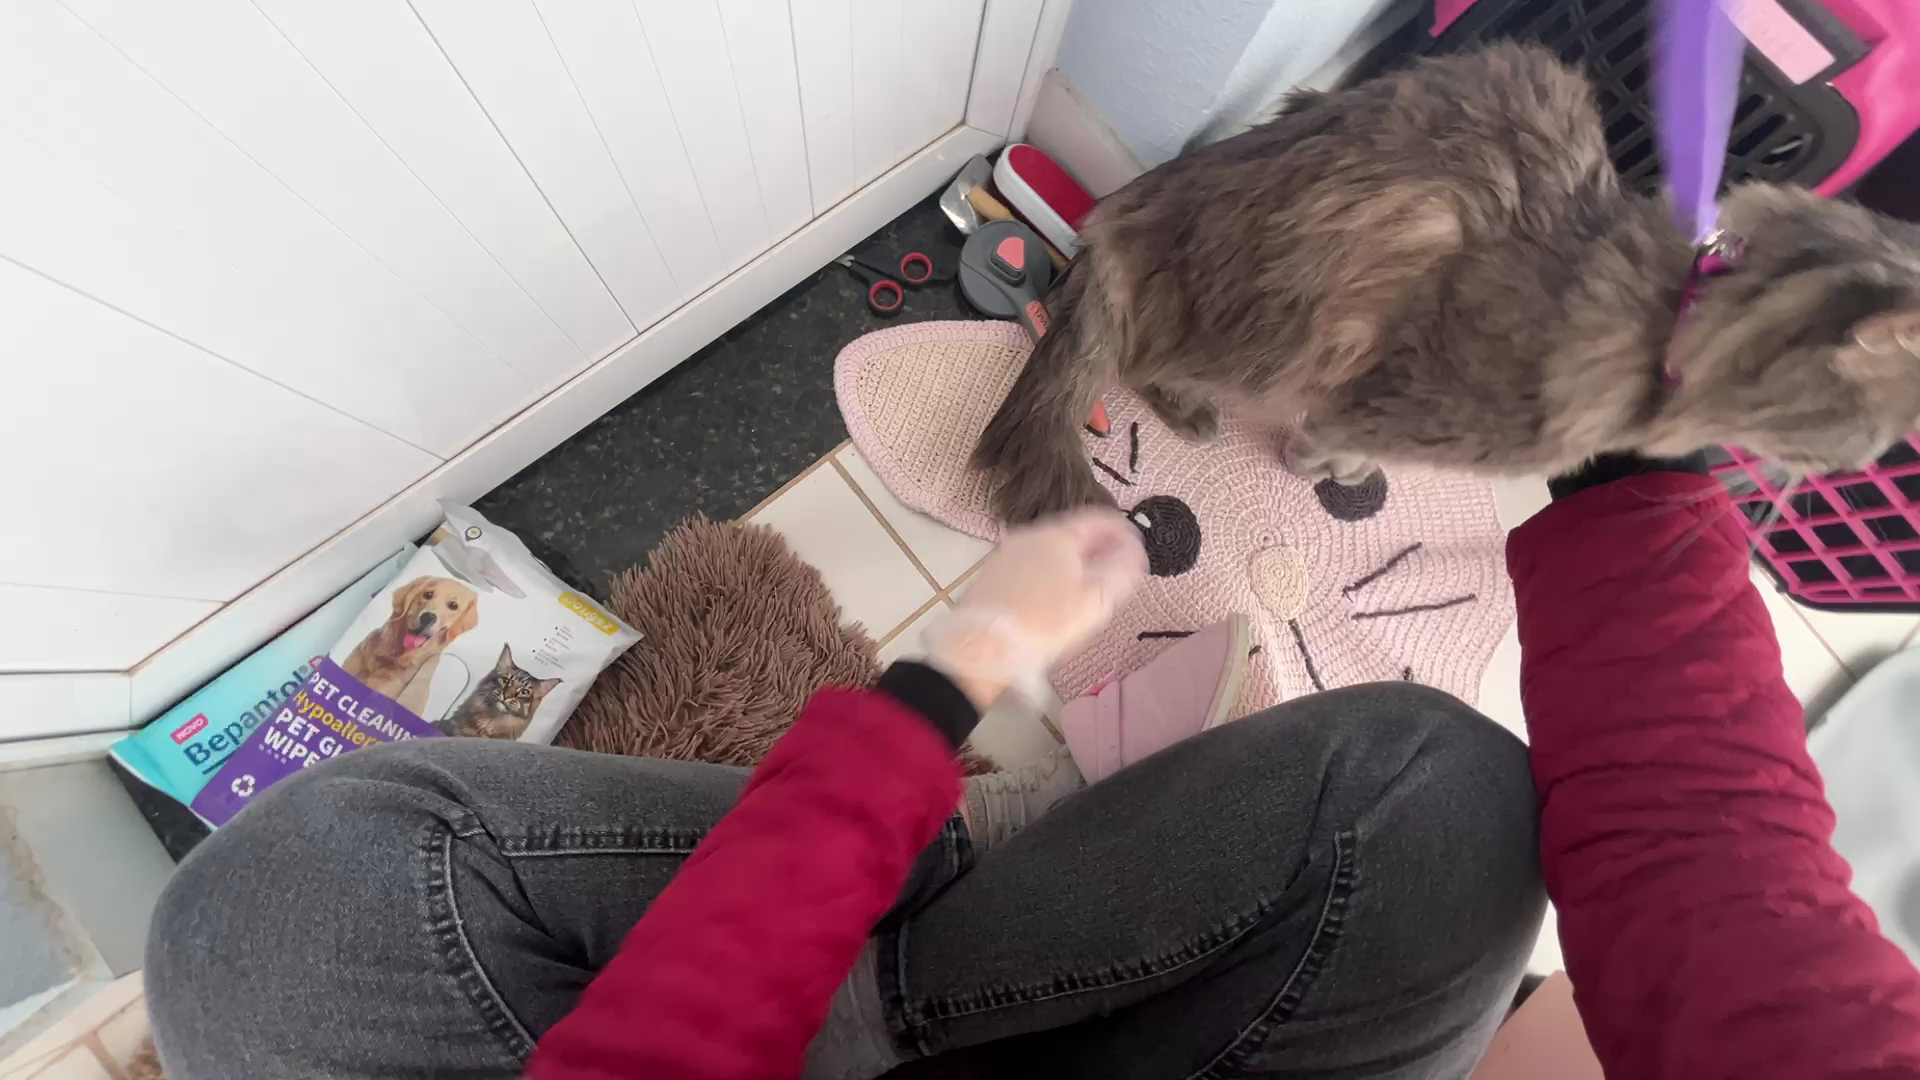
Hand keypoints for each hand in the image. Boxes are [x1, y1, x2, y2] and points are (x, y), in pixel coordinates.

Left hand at [920, 508, 1147, 707]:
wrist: (981, 647)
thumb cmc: (1045, 623)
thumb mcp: (1095, 600)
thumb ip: (1121, 570)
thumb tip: (1135, 550)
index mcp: (1058, 535)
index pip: (1099, 519)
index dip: (1123, 530)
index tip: (1137, 547)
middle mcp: (1030, 536)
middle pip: (1072, 533)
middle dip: (1098, 548)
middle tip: (1116, 568)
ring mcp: (1006, 554)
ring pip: (1049, 550)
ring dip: (1073, 562)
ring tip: (1088, 586)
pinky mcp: (991, 576)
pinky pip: (1030, 566)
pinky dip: (1050, 573)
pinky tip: (1054, 597)